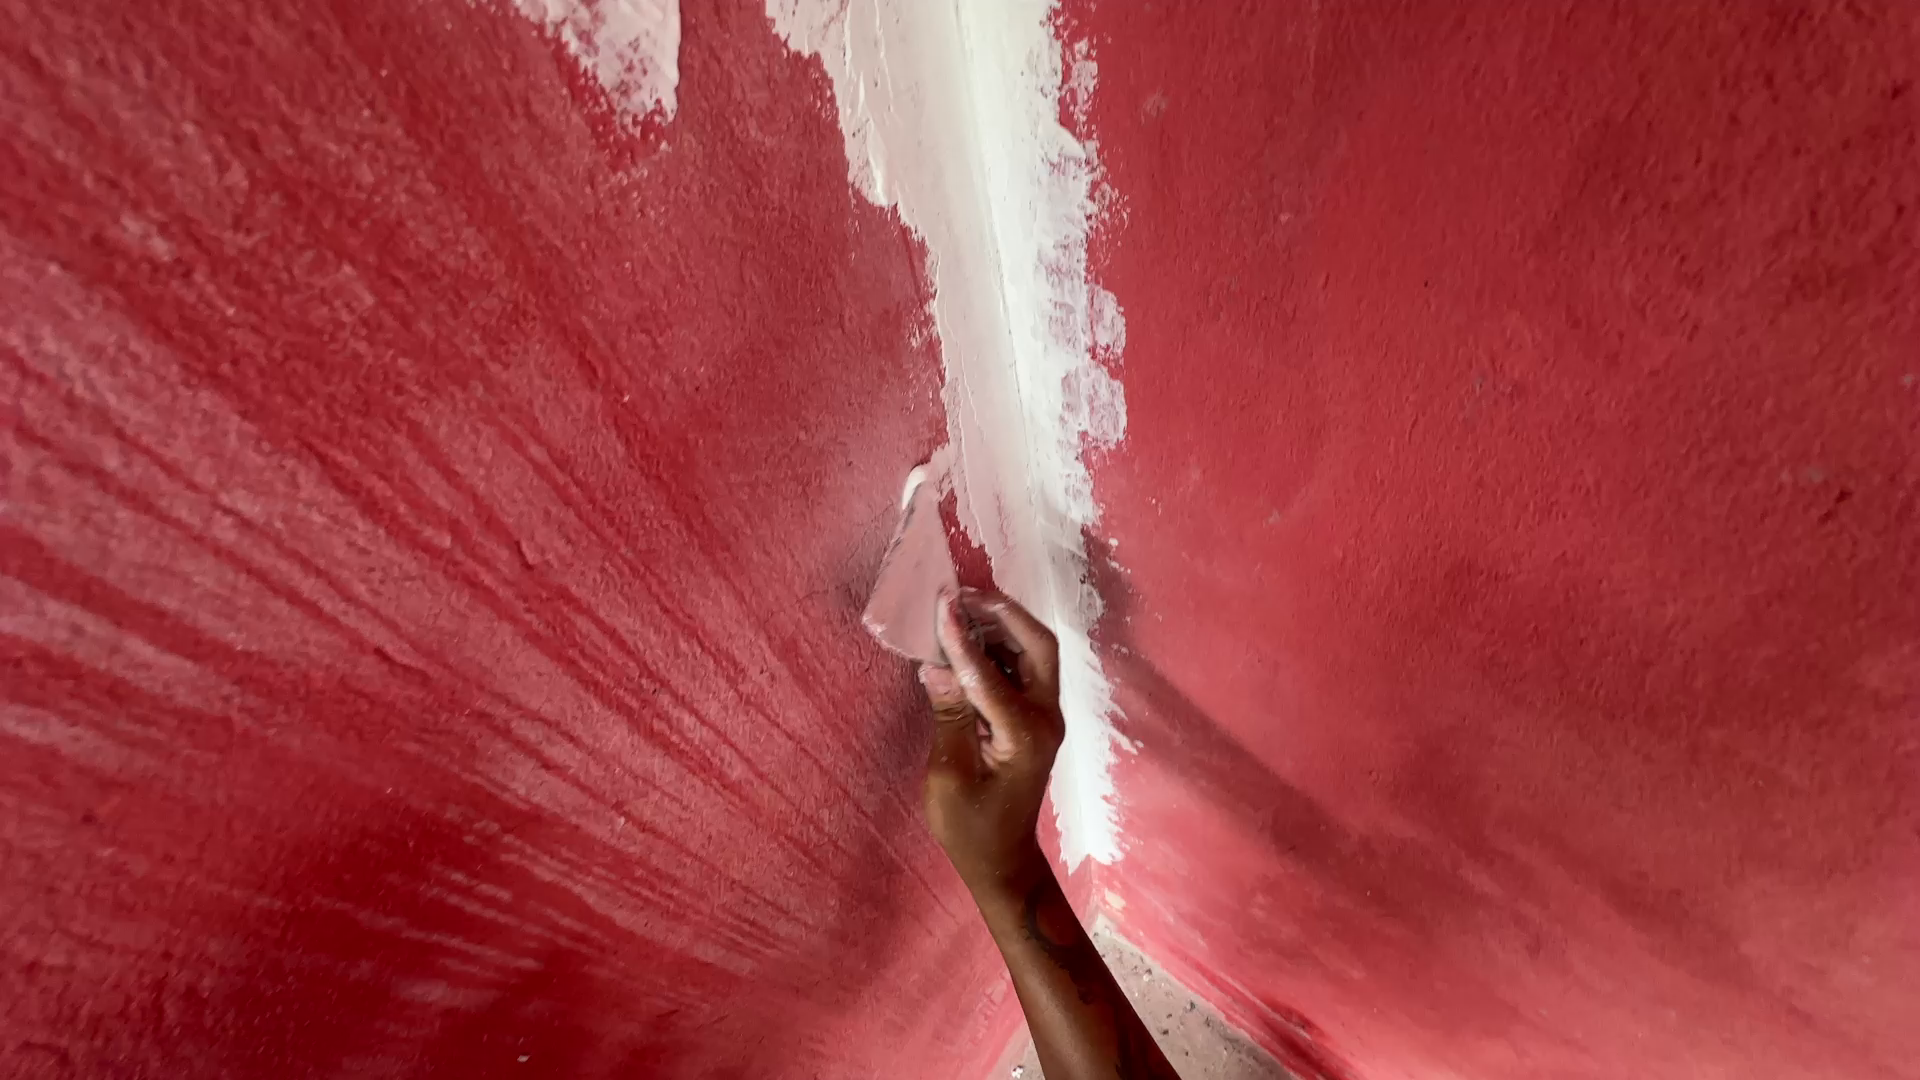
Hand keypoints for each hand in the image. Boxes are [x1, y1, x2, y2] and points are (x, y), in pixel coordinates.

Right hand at [918, 587, 1064, 895]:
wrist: (1001, 858)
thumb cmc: (971, 827)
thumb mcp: (949, 775)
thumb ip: (949, 715)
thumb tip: (936, 665)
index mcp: (1025, 734)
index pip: (990, 673)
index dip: (961, 638)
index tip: (941, 605)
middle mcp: (1045, 717)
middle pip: (1038, 645)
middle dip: (1003, 613)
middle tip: (963, 596)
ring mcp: (1044, 715)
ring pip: (1034, 651)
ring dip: (1003, 625)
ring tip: (962, 608)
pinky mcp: (1033, 717)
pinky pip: (1022, 667)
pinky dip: (999, 646)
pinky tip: (968, 638)